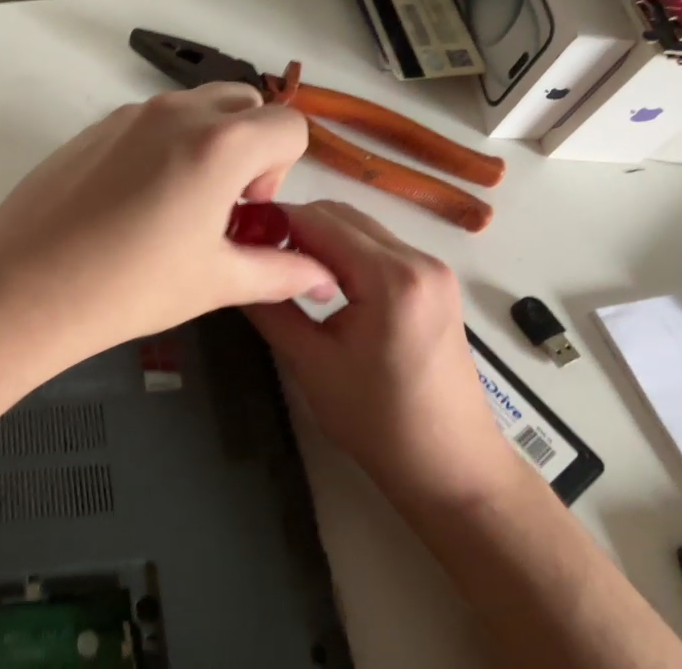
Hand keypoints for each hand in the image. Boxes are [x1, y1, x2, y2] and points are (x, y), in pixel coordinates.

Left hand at [0, 83, 337, 358]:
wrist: (25, 284)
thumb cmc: (129, 287)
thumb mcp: (215, 282)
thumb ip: (279, 269)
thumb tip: (319, 275)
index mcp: (219, 143)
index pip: (289, 125)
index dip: (282, 170)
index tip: (246, 213)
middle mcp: (176, 113)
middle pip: (244, 103)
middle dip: (250, 147)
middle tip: (219, 206)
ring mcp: (128, 115)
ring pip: (193, 107)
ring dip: (206, 143)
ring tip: (174, 208)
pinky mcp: (93, 128)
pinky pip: (148, 121)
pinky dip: (162, 146)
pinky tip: (130, 205)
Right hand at [245, 201, 522, 507]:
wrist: (449, 466)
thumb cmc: (377, 420)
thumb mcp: (309, 362)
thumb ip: (270, 306)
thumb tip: (232, 269)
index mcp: (391, 277)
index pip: (317, 220)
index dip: (270, 223)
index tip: (233, 239)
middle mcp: (418, 260)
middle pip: (340, 215)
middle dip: (293, 228)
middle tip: (253, 256)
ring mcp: (432, 269)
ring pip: (358, 228)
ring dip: (317, 239)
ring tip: (281, 271)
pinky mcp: (434, 284)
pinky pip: (377, 248)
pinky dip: (343, 253)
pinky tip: (318, 284)